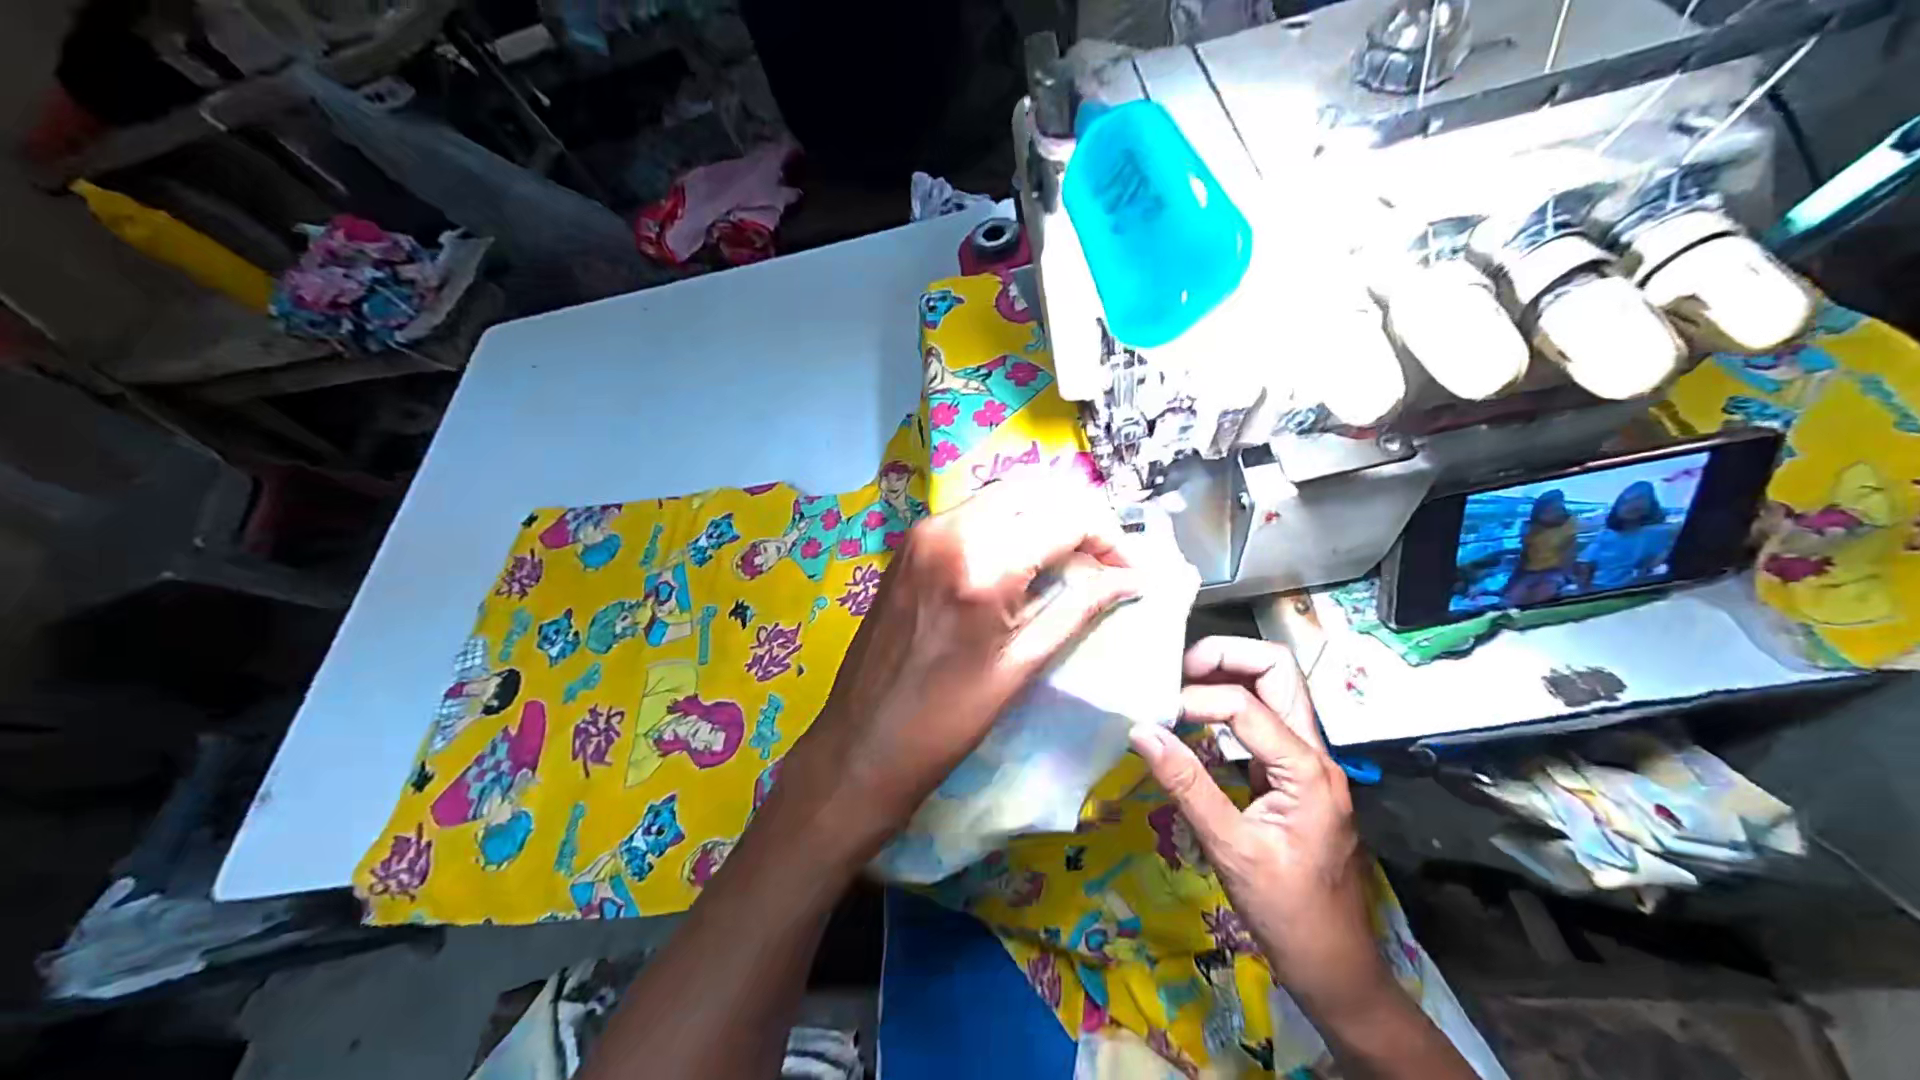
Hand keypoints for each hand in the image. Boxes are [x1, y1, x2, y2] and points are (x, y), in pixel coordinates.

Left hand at [770, 479, 1139, 864]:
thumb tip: (1132, 578)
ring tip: (1071, 560)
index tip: (1129, 571)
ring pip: (1006, 495)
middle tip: (1103, 561)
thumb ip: (1079, 607)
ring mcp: (924, 531)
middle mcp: (951, 529)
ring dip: (1046, 515)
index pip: (1067, 517)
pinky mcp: (910, 541)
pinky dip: (1010, 522)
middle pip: (1037, 490)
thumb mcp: (1022, 664)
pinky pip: (974, 512)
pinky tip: (1025, 558)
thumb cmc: (946, 719)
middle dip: (1080, 517)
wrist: (862, 740)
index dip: (1109, 538)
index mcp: (983, 564)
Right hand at [1128, 637, 1391, 1016]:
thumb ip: (1186, 784)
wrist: (1335, 963)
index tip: (1155, 718)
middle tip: (1177, 670)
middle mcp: (1315, 753)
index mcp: (1307, 769)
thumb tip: (1141, 730)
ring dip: (1230, 675)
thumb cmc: (1288, 912)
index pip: (1244, 705)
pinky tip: (1197, 721)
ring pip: (1276, 689)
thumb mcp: (1230, 849)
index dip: (1194, 702)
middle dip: (1227, 656)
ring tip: (1181, 686)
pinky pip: (1265, 719)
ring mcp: (1308, 761)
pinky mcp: (1294, 774)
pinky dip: (1230, 706)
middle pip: (1279, 671)